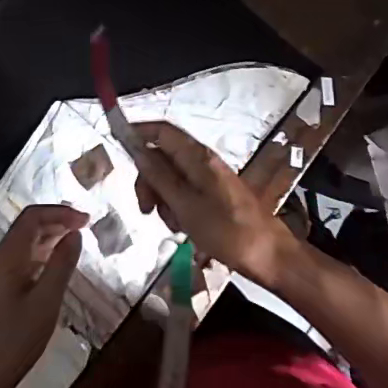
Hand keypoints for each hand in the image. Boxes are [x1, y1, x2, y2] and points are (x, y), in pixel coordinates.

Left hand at [0, 204, 85, 387]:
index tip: (87, 219)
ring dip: (51, 236)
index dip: (60, 212)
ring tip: (76, 241)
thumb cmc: (14, 339)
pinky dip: (44, 254)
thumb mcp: (46, 302)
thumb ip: (61, 265)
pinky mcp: (1, 290)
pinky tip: (58, 266)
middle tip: (86, 226)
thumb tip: (75, 234)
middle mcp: (1, 258)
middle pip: (28, 226)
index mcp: (9, 255)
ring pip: (26, 243)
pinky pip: (24, 259)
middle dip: (57, 220)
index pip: (32, 217)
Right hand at [131, 122, 298, 288]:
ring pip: (170, 176)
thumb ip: (158, 176)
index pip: (161, 130)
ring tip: (171, 223)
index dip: (137, 132)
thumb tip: (136, 149)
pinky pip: (184, 191)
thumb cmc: (227, 231)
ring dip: (162, 197)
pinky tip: (182, 226)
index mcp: (197, 157)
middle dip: (148, 178)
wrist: (271, 257)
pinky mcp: (213, 193)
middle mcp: (202, 160)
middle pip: (162, 155)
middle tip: (145, 208)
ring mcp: (208, 177)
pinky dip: (176, 206)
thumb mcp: (185, 205)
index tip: (116, 146)